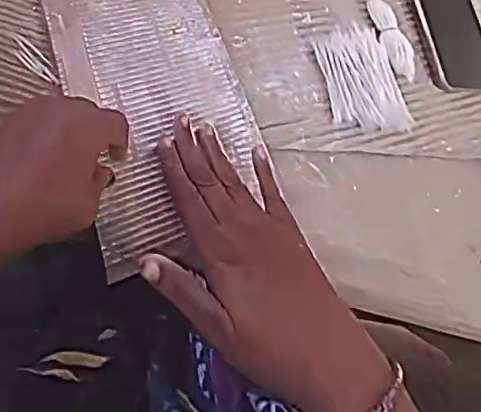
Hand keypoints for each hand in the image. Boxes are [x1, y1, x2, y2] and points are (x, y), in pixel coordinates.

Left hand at [0, 95, 127, 258]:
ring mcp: (35, 107)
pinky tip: (42, 155)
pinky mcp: (14, 115)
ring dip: (70, 129)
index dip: (120, 140)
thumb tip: (98, 171)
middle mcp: (62, 107)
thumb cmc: (45, 205)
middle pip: (89, 112)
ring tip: (66, 157)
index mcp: (87, 124)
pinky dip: (48, 130)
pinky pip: (42, 116)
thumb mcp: (87, 205)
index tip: (116, 156)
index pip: (116, 122)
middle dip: (95, 132)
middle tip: (93, 158)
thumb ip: (98, 181)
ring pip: (64, 111)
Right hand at [145, 120, 395, 411]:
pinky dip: (263, 170)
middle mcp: (242, 230)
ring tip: (204, 128)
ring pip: (234, 181)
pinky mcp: (290, 235)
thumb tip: (145, 260)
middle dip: (191, 148)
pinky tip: (256, 151)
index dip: (173, 169)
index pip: (189, 199)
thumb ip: (181, 290)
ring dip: (217, 153)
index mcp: (220, 251)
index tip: (161, 142)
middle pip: (209, 181)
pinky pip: (272, 193)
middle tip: (179, 119)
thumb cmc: (273, 350)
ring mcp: (268, 229)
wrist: (335, 361)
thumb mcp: (218, 330)